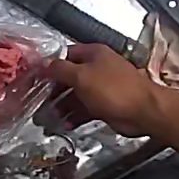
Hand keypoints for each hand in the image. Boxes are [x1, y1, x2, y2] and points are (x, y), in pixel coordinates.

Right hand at [45, 43, 173, 137]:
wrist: (143, 111)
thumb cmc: (111, 89)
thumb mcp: (81, 76)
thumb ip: (60, 69)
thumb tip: (45, 65)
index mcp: (93, 54)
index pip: (66, 55)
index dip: (50, 65)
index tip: (34, 77)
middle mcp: (97, 68)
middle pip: (69, 76)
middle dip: (54, 89)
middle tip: (38, 102)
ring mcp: (102, 87)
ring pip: (76, 95)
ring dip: (62, 105)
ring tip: (48, 118)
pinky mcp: (105, 105)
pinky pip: (85, 108)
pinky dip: (74, 116)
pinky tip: (64, 125)